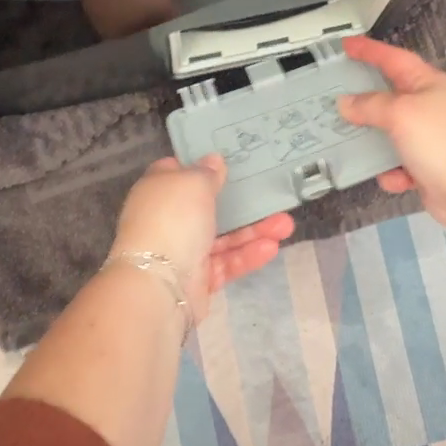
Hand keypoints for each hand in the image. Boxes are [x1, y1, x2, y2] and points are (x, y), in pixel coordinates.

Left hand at [112, 155, 293, 317]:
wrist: (159, 284)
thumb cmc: (173, 219)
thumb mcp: (193, 183)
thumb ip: (207, 171)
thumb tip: (213, 161)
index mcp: (159, 190)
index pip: (178, 172)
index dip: (201, 166)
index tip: (227, 162)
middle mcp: (169, 218)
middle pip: (208, 207)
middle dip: (241, 204)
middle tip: (271, 197)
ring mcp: (183, 250)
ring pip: (223, 237)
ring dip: (253, 231)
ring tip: (286, 226)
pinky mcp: (198, 279)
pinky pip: (226, 263)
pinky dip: (246, 255)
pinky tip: (271, 248)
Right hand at [336, 36, 445, 231]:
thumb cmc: (441, 142)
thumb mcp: (400, 114)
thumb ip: (369, 105)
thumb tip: (345, 102)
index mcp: (429, 84)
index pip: (394, 59)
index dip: (369, 50)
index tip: (346, 45)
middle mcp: (431, 107)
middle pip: (391, 95)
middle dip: (365, 97)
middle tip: (337, 94)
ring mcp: (431, 138)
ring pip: (391, 132)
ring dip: (373, 139)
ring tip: (348, 141)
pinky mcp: (429, 167)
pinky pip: (400, 164)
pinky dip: (392, 171)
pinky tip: (390, 178)